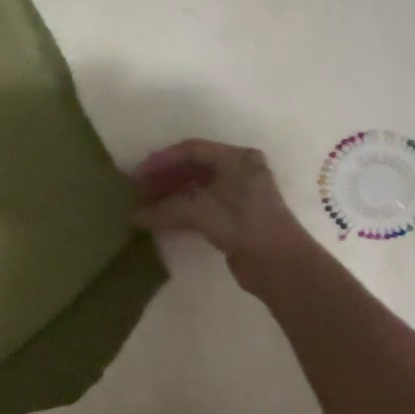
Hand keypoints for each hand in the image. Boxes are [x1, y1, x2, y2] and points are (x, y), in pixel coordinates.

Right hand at [132, 139, 314, 287]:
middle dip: (163, 178)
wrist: (278, 263)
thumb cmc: (244, 226)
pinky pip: (199, 206)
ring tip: (144, 207)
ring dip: (168, 195)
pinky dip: (178, 211)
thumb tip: (135, 218)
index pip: (191, 150)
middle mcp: (238, 171)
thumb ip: (166, 210)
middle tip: (137, 192)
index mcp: (236, 159)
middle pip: (192, 167)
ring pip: (194, 187)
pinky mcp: (232, 217)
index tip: (136, 176)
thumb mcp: (201, 211)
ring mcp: (236, 194)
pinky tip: (160, 221)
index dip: (161, 161)